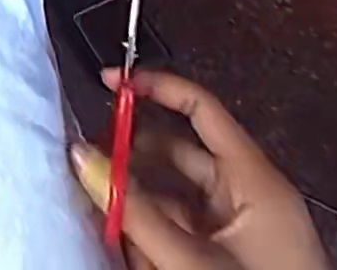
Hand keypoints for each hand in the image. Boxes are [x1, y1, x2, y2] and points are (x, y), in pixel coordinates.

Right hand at [70, 69, 327, 269]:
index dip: (154, 87)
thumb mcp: (192, 260)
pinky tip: (123, 240)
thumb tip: (82, 156)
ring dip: (135, 195)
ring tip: (99, 203)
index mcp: (255, 179)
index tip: (111, 83)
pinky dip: (149, 228)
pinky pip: (179, 225)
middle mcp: (247, 194)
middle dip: (131, 152)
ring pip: (173, 192)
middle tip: (90, 154)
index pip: (199, 107)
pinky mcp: (228, 258)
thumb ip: (133, 209)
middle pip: (177, 150)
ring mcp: (238, 229)